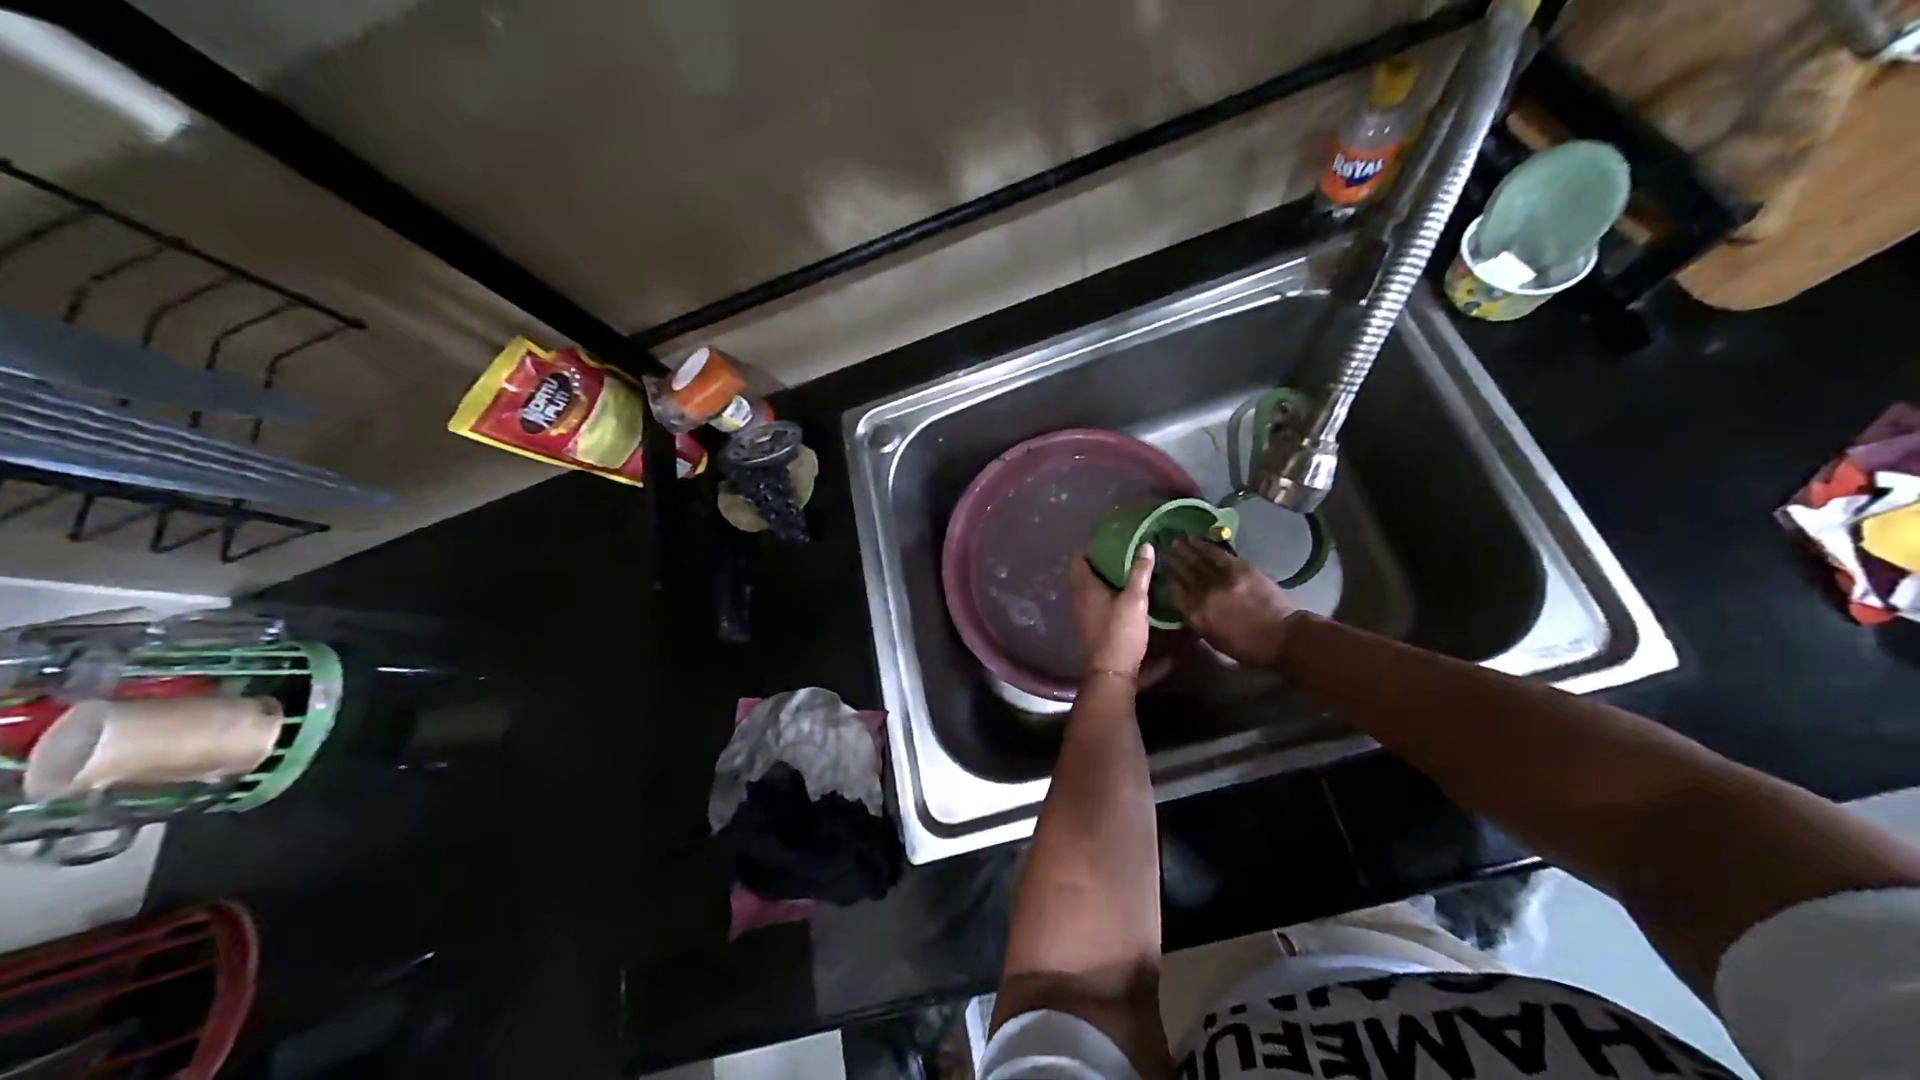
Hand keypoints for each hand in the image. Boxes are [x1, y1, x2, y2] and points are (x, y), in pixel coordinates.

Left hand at [1070, 545, 1154, 677]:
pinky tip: (1125, 594)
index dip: (1092, 547)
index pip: (1079, 558)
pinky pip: (1096, 601)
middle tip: (1124, 552)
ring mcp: (1082, 613)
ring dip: (1105, 578)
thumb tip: (1145, 545)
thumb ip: (1140, 572)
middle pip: (1085, 572)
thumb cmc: (1120, 632)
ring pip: (1091, 588)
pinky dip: (1107, 593)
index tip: (1112, 539)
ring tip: (1128, 569)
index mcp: (1084, 587)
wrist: (1111, 671)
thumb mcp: (1135, 600)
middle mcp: (1078, 597)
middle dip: (1102, 561)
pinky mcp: (1091, 625)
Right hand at [1163, 537, 1301, 667]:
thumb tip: (1189, 604)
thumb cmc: (1249, 647)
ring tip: (1176, 541)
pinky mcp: (1239, 569)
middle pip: (1184, 573)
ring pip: (1197, 561)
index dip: (1169, 580)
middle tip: (1166, 551)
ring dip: (1185, 550)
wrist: (1284, 637)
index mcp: (1196, 615)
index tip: (1165, 571)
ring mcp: (1222, 580)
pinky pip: (1216, 554)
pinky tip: (1194, 540)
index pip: (1175, 592)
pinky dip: (1204, 546)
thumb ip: (1197, 620)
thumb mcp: (1214, 640)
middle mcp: (1204, 595)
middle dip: (1174, 561)